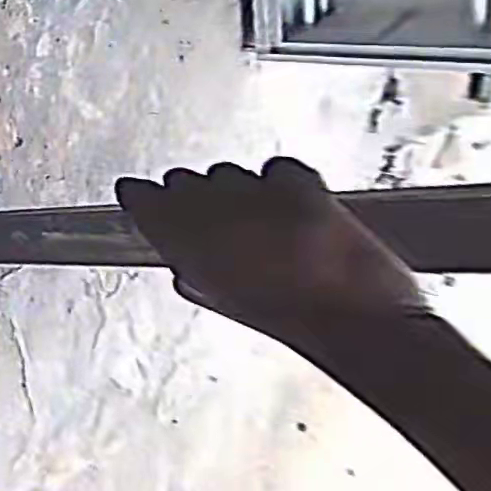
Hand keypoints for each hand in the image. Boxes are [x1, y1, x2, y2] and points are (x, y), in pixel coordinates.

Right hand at [113, 158, 425, 346]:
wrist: (355, 322)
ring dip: (239, 193)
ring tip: (262, 221)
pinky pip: (279, 168)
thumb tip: (185, 263)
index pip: (135, 191)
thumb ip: (187, 266)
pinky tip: (289, 203)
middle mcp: (199, 197)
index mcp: (169, 224)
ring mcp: (247, 187)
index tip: (153, 207)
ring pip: (227, 174)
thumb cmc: (281, 315)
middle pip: (182, 180)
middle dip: (195, 198)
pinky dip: (282, 181)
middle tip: (219, 225)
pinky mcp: (295, 183)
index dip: (145, 200)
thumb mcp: (214, 295)